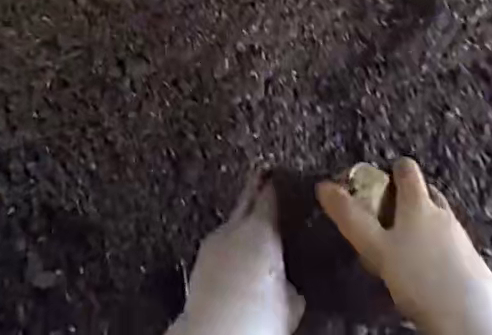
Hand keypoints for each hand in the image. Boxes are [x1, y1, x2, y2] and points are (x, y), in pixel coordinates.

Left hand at [167, 171, 305, 334]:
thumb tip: (289, 283)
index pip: (269, 195)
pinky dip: (229, 240)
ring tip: (252, 223)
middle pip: (247, 198)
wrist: (216, 334)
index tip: (276, 173)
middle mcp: (236, 227)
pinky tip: (235, 253)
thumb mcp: (290, 303)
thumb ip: (290, 282)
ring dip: (241, 218)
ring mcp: (215, 239)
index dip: (273, 183)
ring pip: (232, 220)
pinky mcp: (201, 257)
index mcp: (263, 229)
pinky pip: (220, 239)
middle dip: (255, 187)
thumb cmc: (258, 319)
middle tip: (262, 174)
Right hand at [317, 158, 491, 334]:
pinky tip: (428, 274)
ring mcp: (462, 240)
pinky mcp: (475, 267)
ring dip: (425, 226)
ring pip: (440, 221)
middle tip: (390, 217)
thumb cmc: (421, 277)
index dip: (395, 169)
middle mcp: (443, 214)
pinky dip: (439, 252)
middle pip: (427, 192)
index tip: (381, 179)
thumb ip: (351, 218)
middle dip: (411, 198)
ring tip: (407, 248)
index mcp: (418, 203)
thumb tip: (322, 186)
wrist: (476, 323)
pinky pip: (452, 248)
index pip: (407, 169)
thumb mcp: (377, 249)